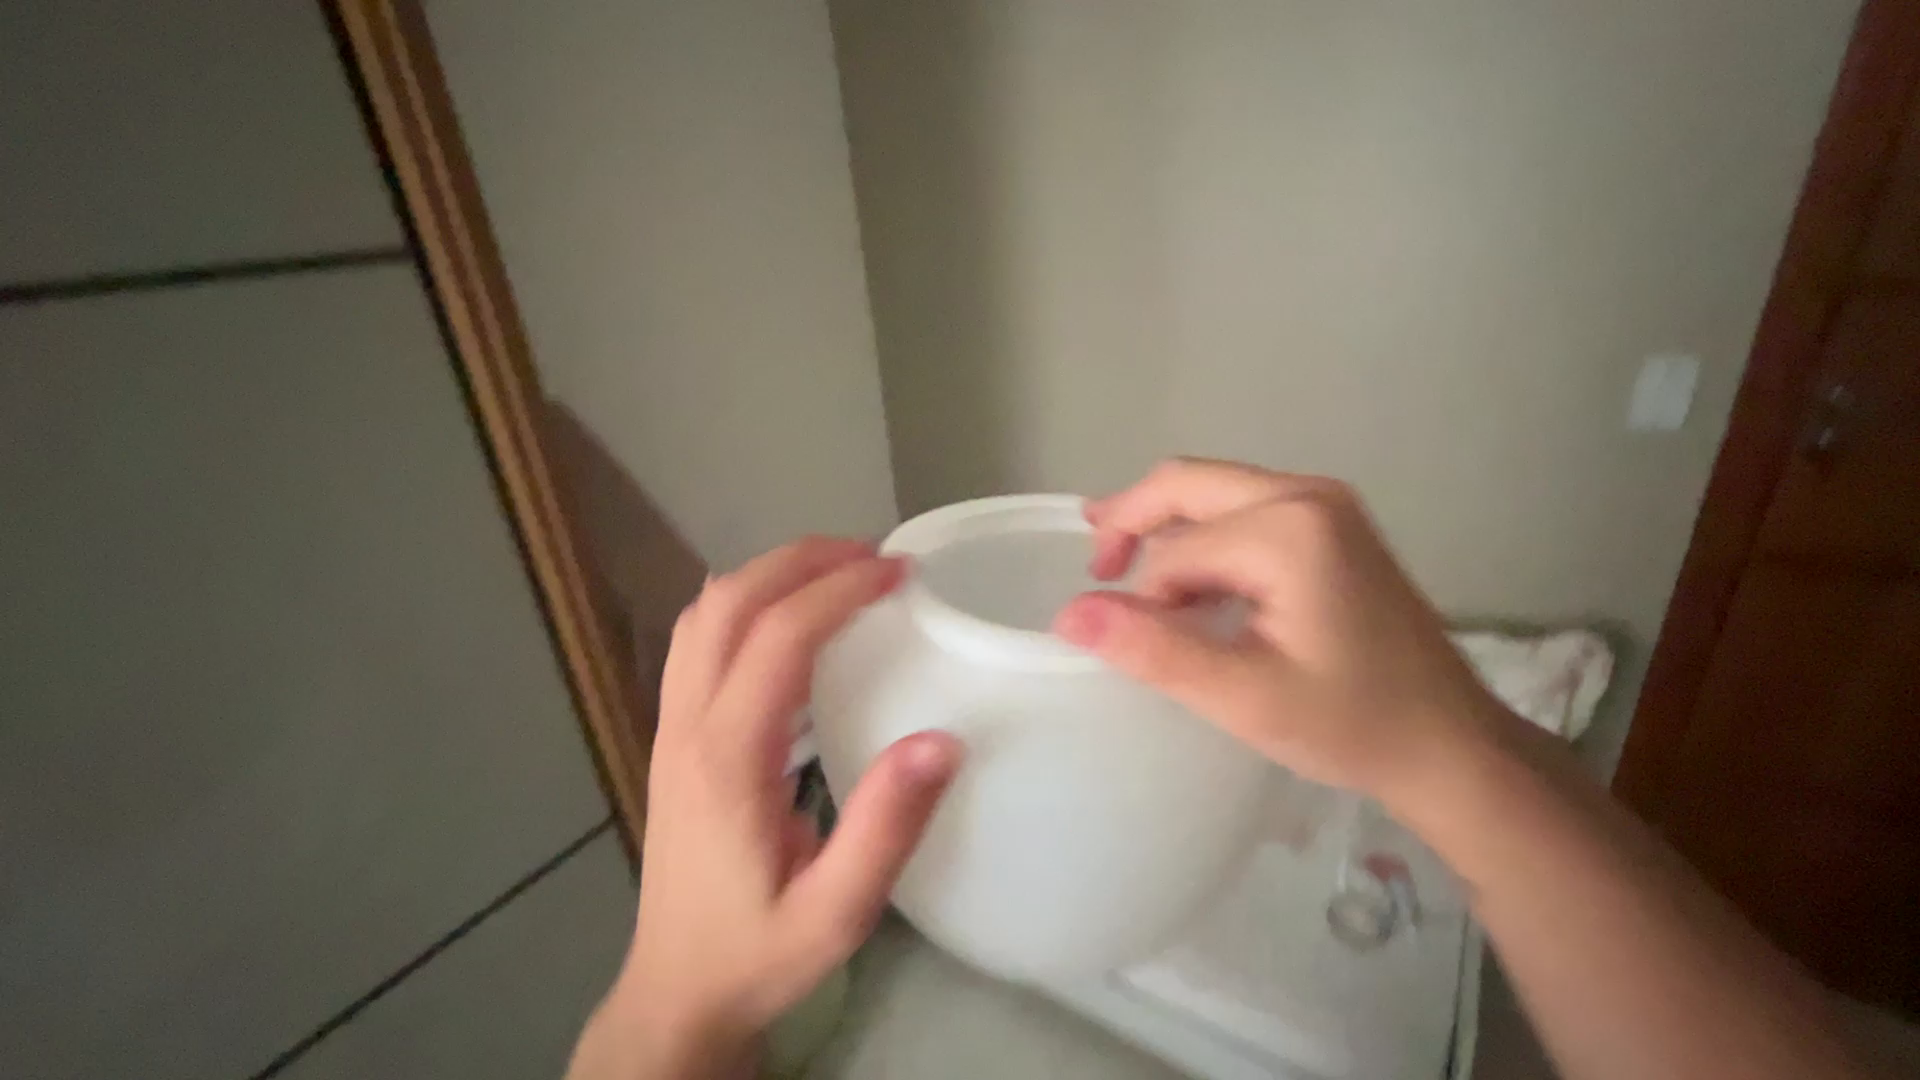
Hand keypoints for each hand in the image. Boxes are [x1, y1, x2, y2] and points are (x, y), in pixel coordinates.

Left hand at [572, 538, 961, 1079]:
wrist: (677, 991)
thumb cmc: (759, 951)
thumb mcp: (836, 912)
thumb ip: (885, 828)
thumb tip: (941, 739)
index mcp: (728, 757)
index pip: (779, 636)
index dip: (839, 589)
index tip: (898, 572)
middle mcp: (688, 725)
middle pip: (727, 603)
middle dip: (800, 560)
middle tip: (871, 555)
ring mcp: (671, 726)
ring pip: (703, 614)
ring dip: (768, 575)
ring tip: (835, 571)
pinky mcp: (674, 735)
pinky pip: (698, 641)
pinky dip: (745, 605)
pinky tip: (789, 617)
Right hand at [1053, 458, 1505, 804]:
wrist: (1451, 743)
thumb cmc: (1351, 724)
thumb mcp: (1243, 697)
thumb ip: (1153, 650)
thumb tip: (1068, 614)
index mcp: (1288, 527)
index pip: (1176, 550)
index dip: (1146, 600)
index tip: (1146, 651)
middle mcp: (1306, 493)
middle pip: (1187, 484)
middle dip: (1131, 520)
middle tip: (1094, 565)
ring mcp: (1324, 503)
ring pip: (1211, 491)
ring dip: (1163, 525)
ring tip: (1121, 564)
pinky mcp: (1332, 523)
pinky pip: (1242, 509)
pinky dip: (1201, 535)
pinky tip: (1185, 573)